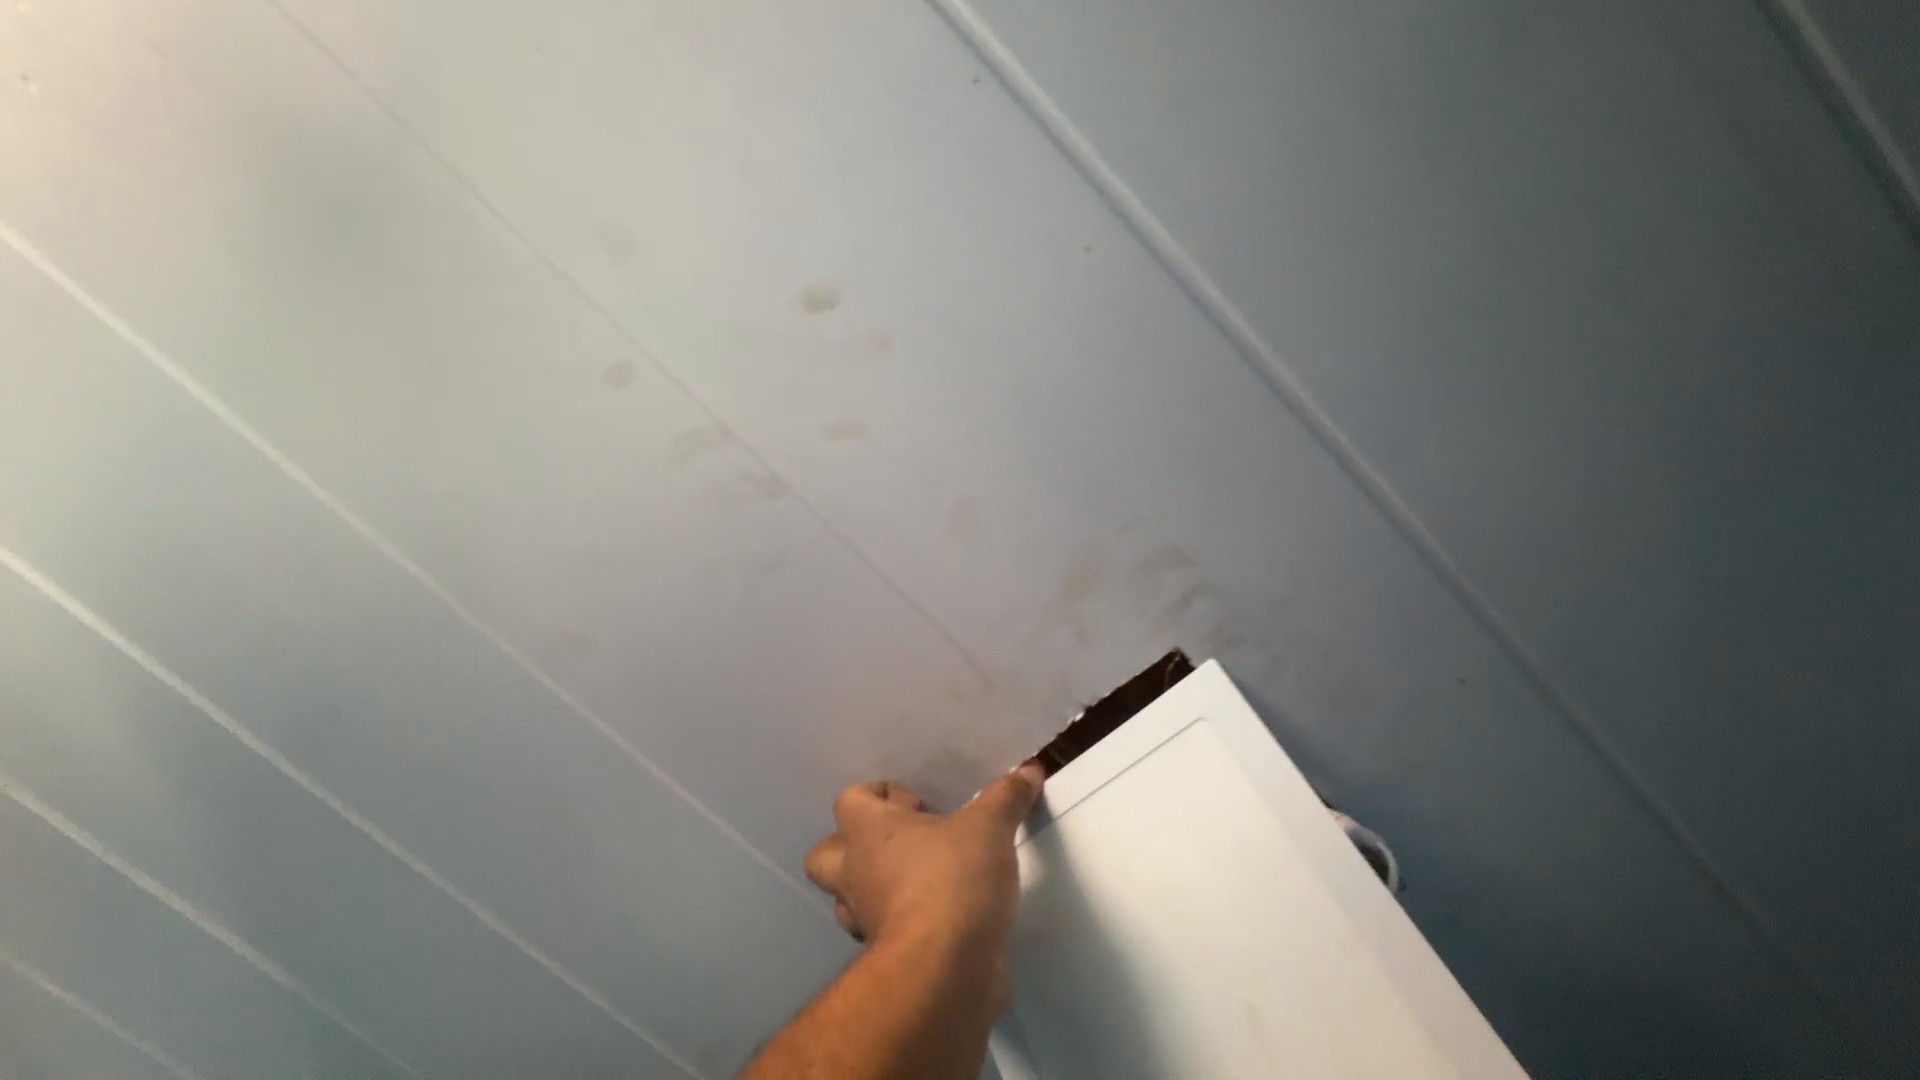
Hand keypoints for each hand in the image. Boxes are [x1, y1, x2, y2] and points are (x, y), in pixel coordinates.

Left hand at [804, 765, 1045, 991]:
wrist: (945, 969)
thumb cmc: (953, 879)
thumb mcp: (989, 827)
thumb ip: (1006, 797)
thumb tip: (1030, 769)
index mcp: (868, 832)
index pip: (849, 799)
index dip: (882, 796)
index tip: (922, 808)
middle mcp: (854, 873)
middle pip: (824, 855)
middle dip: (855, 847)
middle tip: (906, 845)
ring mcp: (865, 919)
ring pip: (848, 899)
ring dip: (875, 889)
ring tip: (921, 882)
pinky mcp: (887, 957)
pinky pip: (884, 933)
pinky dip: (904, 924)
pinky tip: (942, 919)